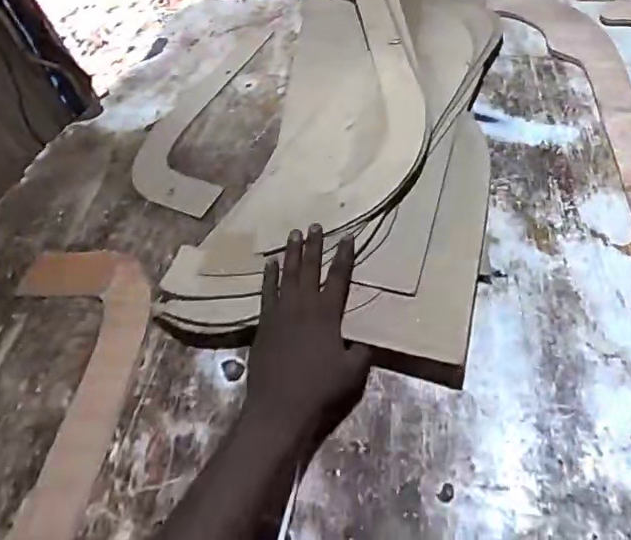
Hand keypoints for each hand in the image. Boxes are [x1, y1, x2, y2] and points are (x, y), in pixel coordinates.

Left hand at [244, 225, 371, 447]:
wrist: (280, 406)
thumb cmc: (319, 390)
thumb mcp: (351, 374)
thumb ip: (360, 353)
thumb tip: (365, 342)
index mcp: (327, 314)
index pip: (339, 278)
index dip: (344, 256)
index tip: (348, 236)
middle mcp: (304, 305)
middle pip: (310, 268)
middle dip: (314, 245)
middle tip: (315, 225)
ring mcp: (282, 311)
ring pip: (288, 274)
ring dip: (292, 253)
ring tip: (294, 233)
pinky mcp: (265, 321)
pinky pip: (267, 291)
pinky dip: (269, 275)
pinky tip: (270, 263)